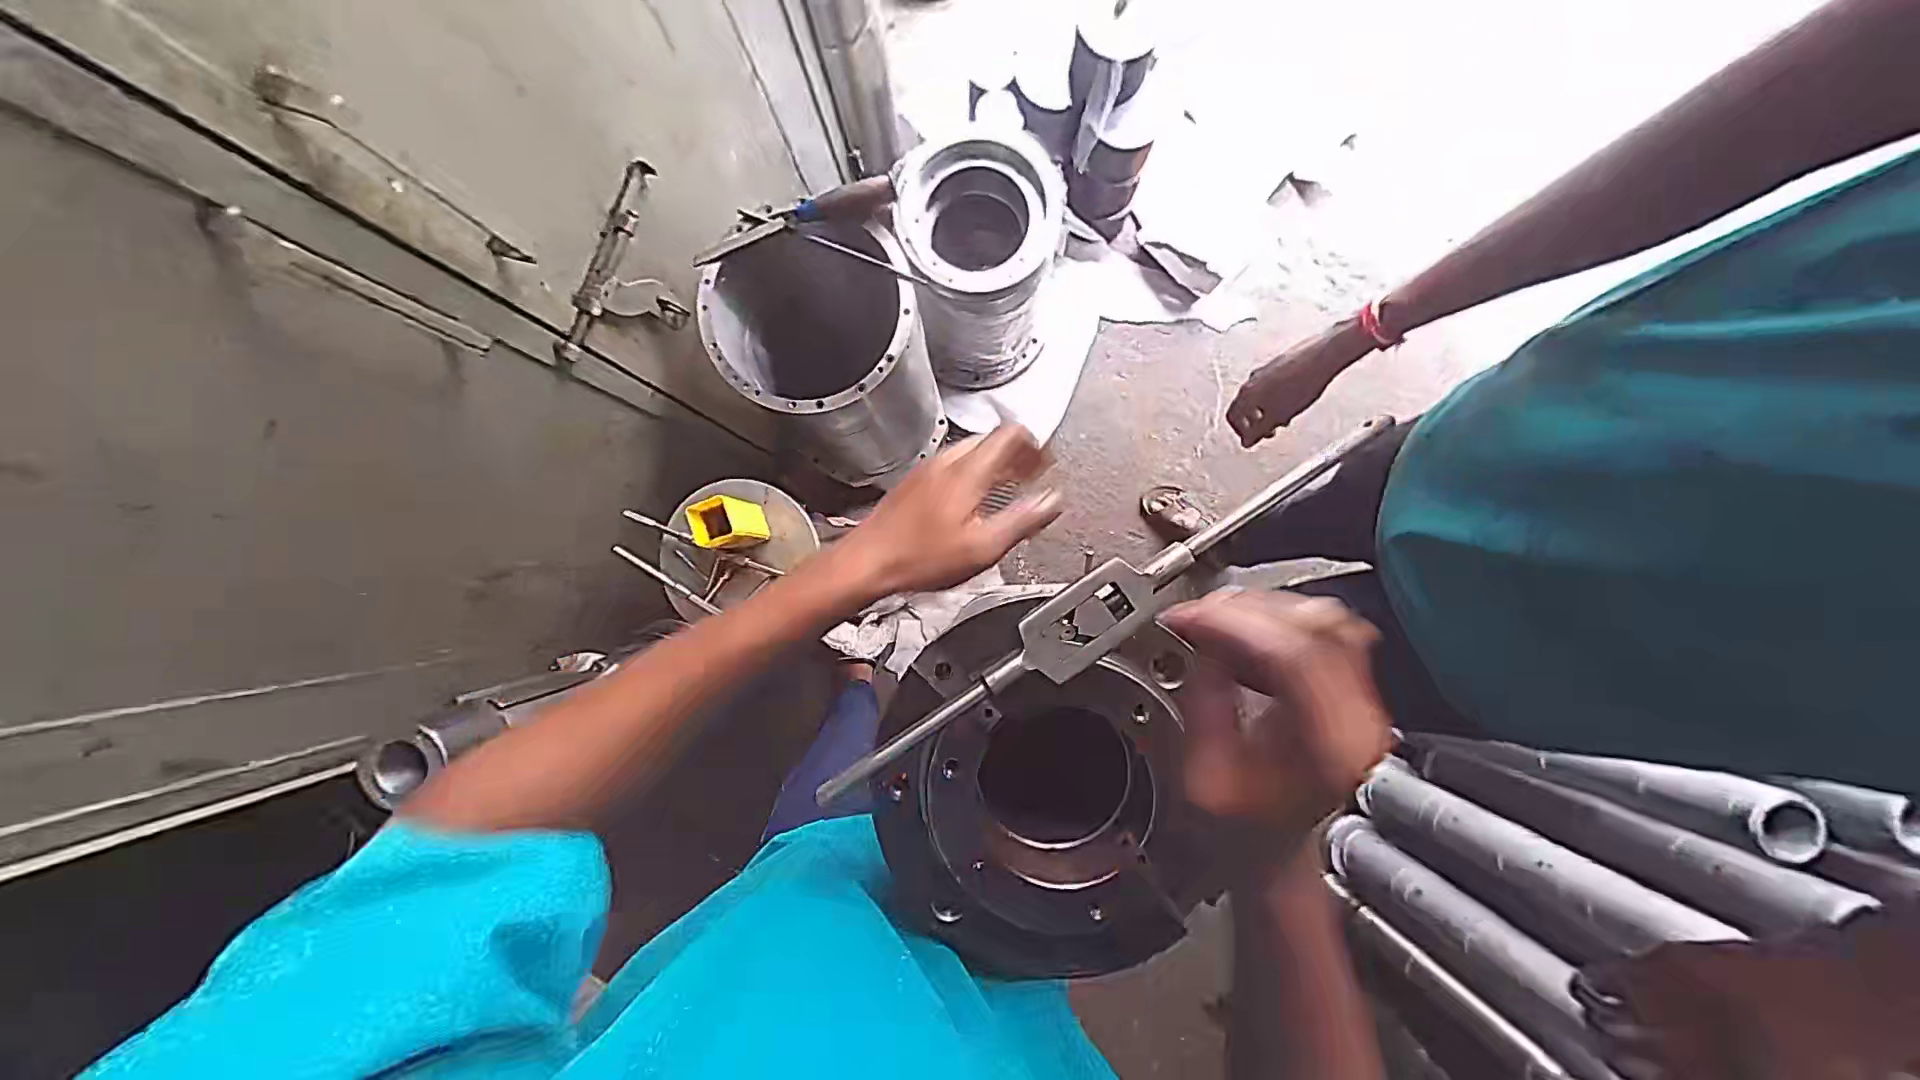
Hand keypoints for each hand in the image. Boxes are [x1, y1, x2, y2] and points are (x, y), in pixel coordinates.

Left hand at [831, 424, 1063, 601]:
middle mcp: (946, 463)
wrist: (869, 563)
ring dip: (995, 465)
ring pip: (971, 453)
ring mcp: (927, 471)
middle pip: (991, 441)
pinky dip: (972, 474)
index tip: (1044, 463)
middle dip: (1017, 456)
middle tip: (1031, 475)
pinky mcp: (915, 484)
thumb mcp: (983, 548)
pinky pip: (952, 467)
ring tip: (1007, 487)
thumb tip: (1052, 503)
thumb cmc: (918, 558)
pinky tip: (972, 501)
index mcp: (968, 472)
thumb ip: (1024, 521)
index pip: (1011, 435)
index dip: (1035, 445)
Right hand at [1163, 589, 1392, 850]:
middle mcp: (1357, 714)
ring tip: (1220, 623)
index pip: (1288, 652)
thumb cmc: (1260, 823)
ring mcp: (1361, 699)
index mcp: (1328, 741)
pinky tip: (1249, 633)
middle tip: (1198, 616)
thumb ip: (1205, 707)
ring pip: (1319, 618)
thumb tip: (1202, 654)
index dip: (1230, 624)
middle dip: (1239, 610)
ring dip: (1259, 611)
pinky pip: (1323, 629)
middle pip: (1306, 624)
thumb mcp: (1212, 776)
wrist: (1293, 846)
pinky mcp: (1352, 688)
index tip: (1189, 618)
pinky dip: (1279, 620)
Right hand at [1226, 319, 1372, 447]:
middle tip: (1268, 431)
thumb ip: (1259, 431)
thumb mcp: (1279, 416)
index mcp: (1247, 393)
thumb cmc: (1303, 383)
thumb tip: (1247, 441)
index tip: (1251, 438)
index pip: (1233, 417)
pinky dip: (1275, 398)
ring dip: (1266, 410)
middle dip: (1255, 422)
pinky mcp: (1277, 364)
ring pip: (1258, 396)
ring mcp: (1264, 370)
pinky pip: (1269, 385)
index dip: (1241, 431)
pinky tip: (1291, 401)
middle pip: (1244, 406)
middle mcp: (1251, 380)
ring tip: (1283, 417)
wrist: (1325, 354)